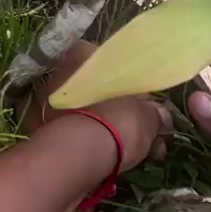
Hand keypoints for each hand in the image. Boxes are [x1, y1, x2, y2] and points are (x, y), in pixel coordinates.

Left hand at [24, 40, 171, 172]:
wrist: (77, 153)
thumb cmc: (114, 120)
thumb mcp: (146, 116)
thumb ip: (154, 112)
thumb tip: (160, 115)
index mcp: (84, 53)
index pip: (116, 66)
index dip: (137, 90)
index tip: (152, 109)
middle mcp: (64, 69)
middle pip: (104, 91)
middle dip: (127, 112)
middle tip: (152, 134)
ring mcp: (53, 97)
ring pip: (95, 111)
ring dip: (118, 128)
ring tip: (145, 151)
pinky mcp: (49, 124)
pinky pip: (83, 128)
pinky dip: (101, 140)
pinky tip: (124, 158)